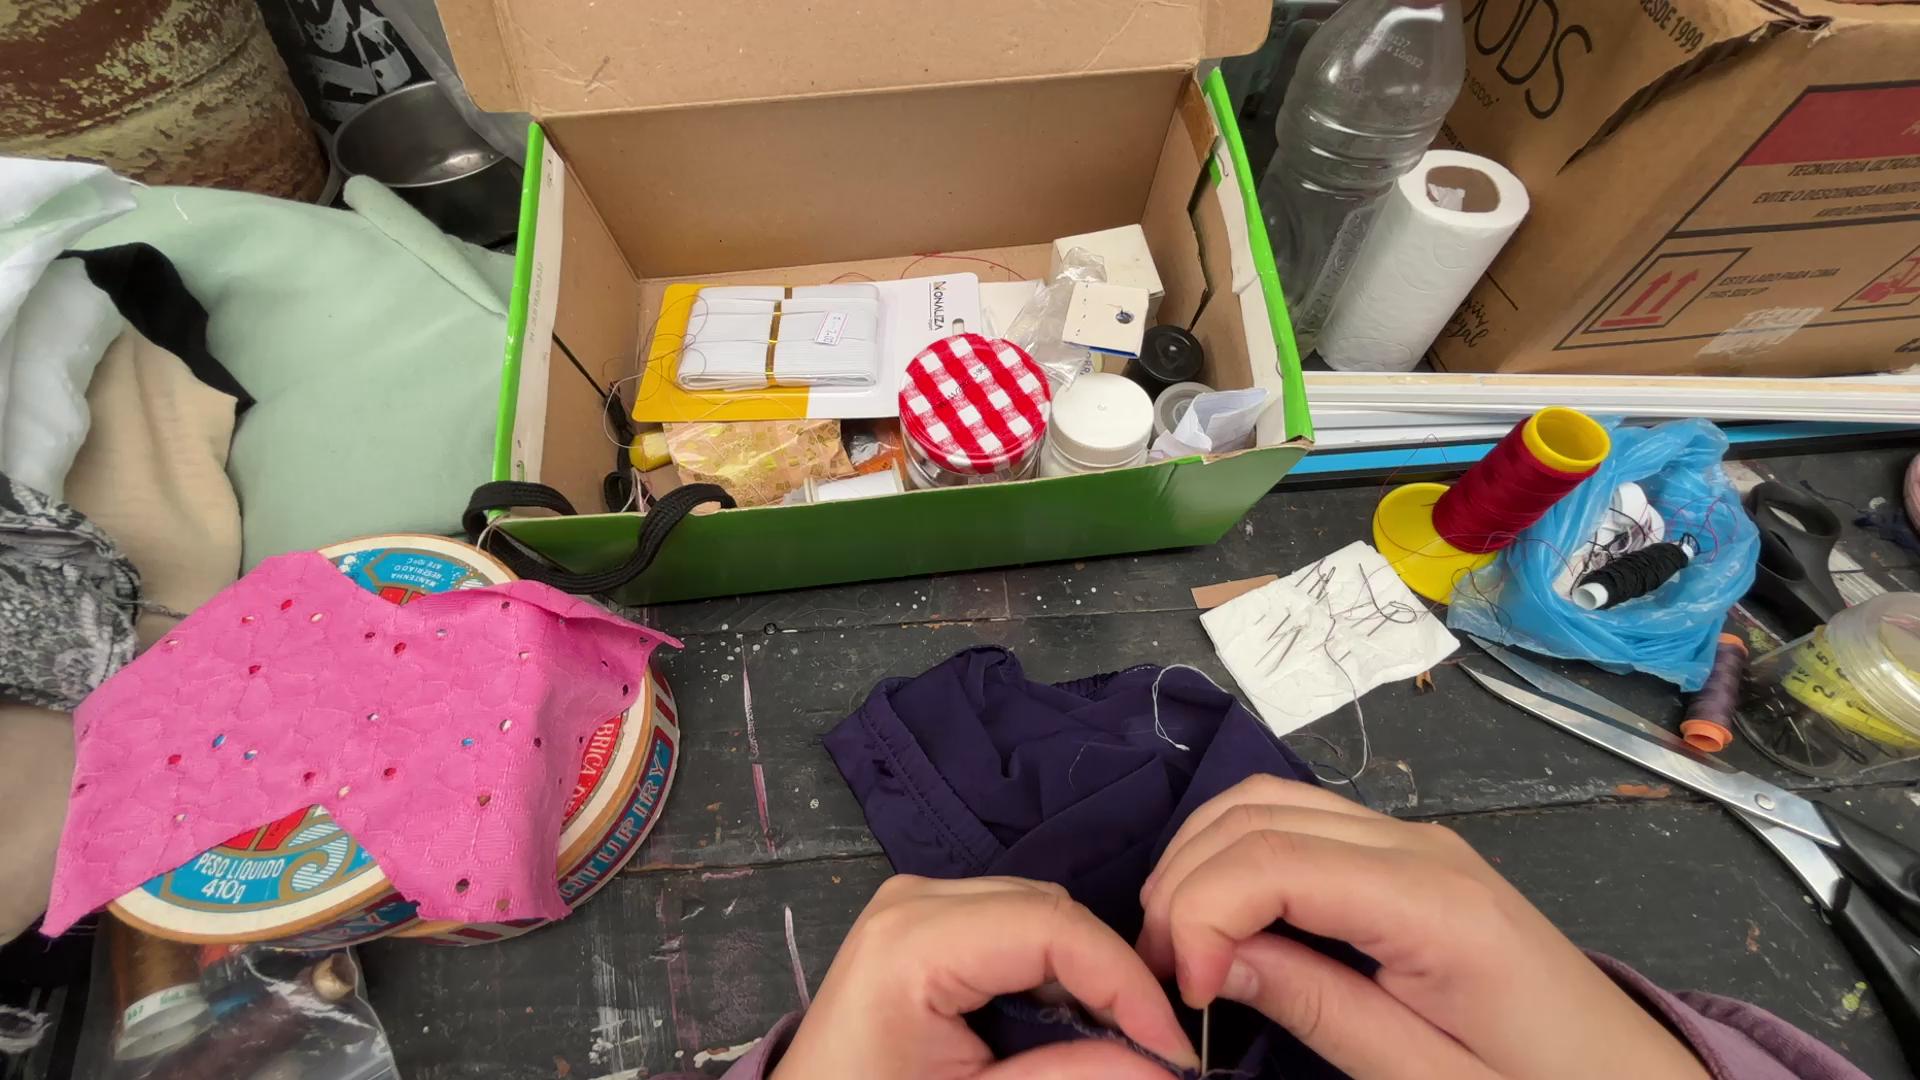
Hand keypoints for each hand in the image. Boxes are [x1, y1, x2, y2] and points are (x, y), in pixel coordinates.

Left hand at [773, 875, 1196, 1079]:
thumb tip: (1166, 1066)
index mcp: (913, 939)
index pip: (1048, 924)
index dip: (1122, 978)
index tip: (1173, 1047)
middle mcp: (914, 896)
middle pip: (1044, 907)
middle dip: (1108, 973)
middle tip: (1151, 1048)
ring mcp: (915, 898)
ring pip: (1034, 908)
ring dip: (1081, 968)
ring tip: (1113, 1035)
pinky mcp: (921, 915)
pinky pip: (1007, 919)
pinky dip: (1047, 963)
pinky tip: (1062, 1014)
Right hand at [1136, 775, 1711, 1079]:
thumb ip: (1316, 1009)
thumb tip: (1206, 960)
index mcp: (1435, 903)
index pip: (1276, 861)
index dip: (1203, 910)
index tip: (1180, 988)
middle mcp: (1412, 839)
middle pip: (1256, 816)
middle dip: (1185, 882)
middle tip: (1159, 963)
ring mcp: (1403, 831)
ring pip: (1261, 799)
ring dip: (1198, 854)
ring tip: (1174, 930)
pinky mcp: (1393, 842)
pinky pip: (1286, 813)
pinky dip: (1230, 845)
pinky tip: (1215, 898)